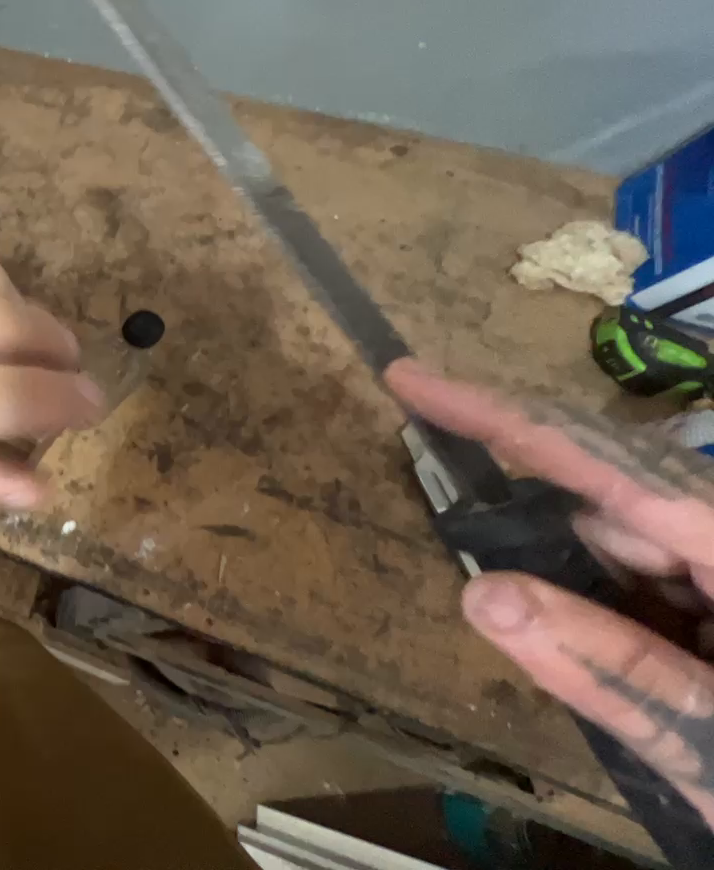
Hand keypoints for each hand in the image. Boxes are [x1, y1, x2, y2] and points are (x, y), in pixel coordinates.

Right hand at [386, 359, 713, 824]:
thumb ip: (617, 672)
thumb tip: (479, 593)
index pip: (617, 470)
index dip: (504, 418)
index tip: (406, 378)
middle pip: (621, 506)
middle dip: (567, 557)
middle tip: (554, 628)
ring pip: (629, 543)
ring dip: (598, 595)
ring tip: (655, 686)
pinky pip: (650, 571)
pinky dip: (619, 610)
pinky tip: (659, 665)